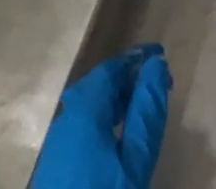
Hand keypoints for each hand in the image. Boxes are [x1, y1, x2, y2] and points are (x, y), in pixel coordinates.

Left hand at [30, 44, 171, 188]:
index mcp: (85, 110)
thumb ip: (147, 108)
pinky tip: (118, 131)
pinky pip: (81, 122)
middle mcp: (67, 117)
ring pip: (88, 103)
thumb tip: (157, 65)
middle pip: (97, 83)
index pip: (111, 68)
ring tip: (141, 104)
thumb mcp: (137, 155)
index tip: (160, 55)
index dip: (136, 57)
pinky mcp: (55, 159)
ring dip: (115, 96)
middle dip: (127, 76)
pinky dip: (103, 114)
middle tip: (156, 82)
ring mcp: (57, 139)